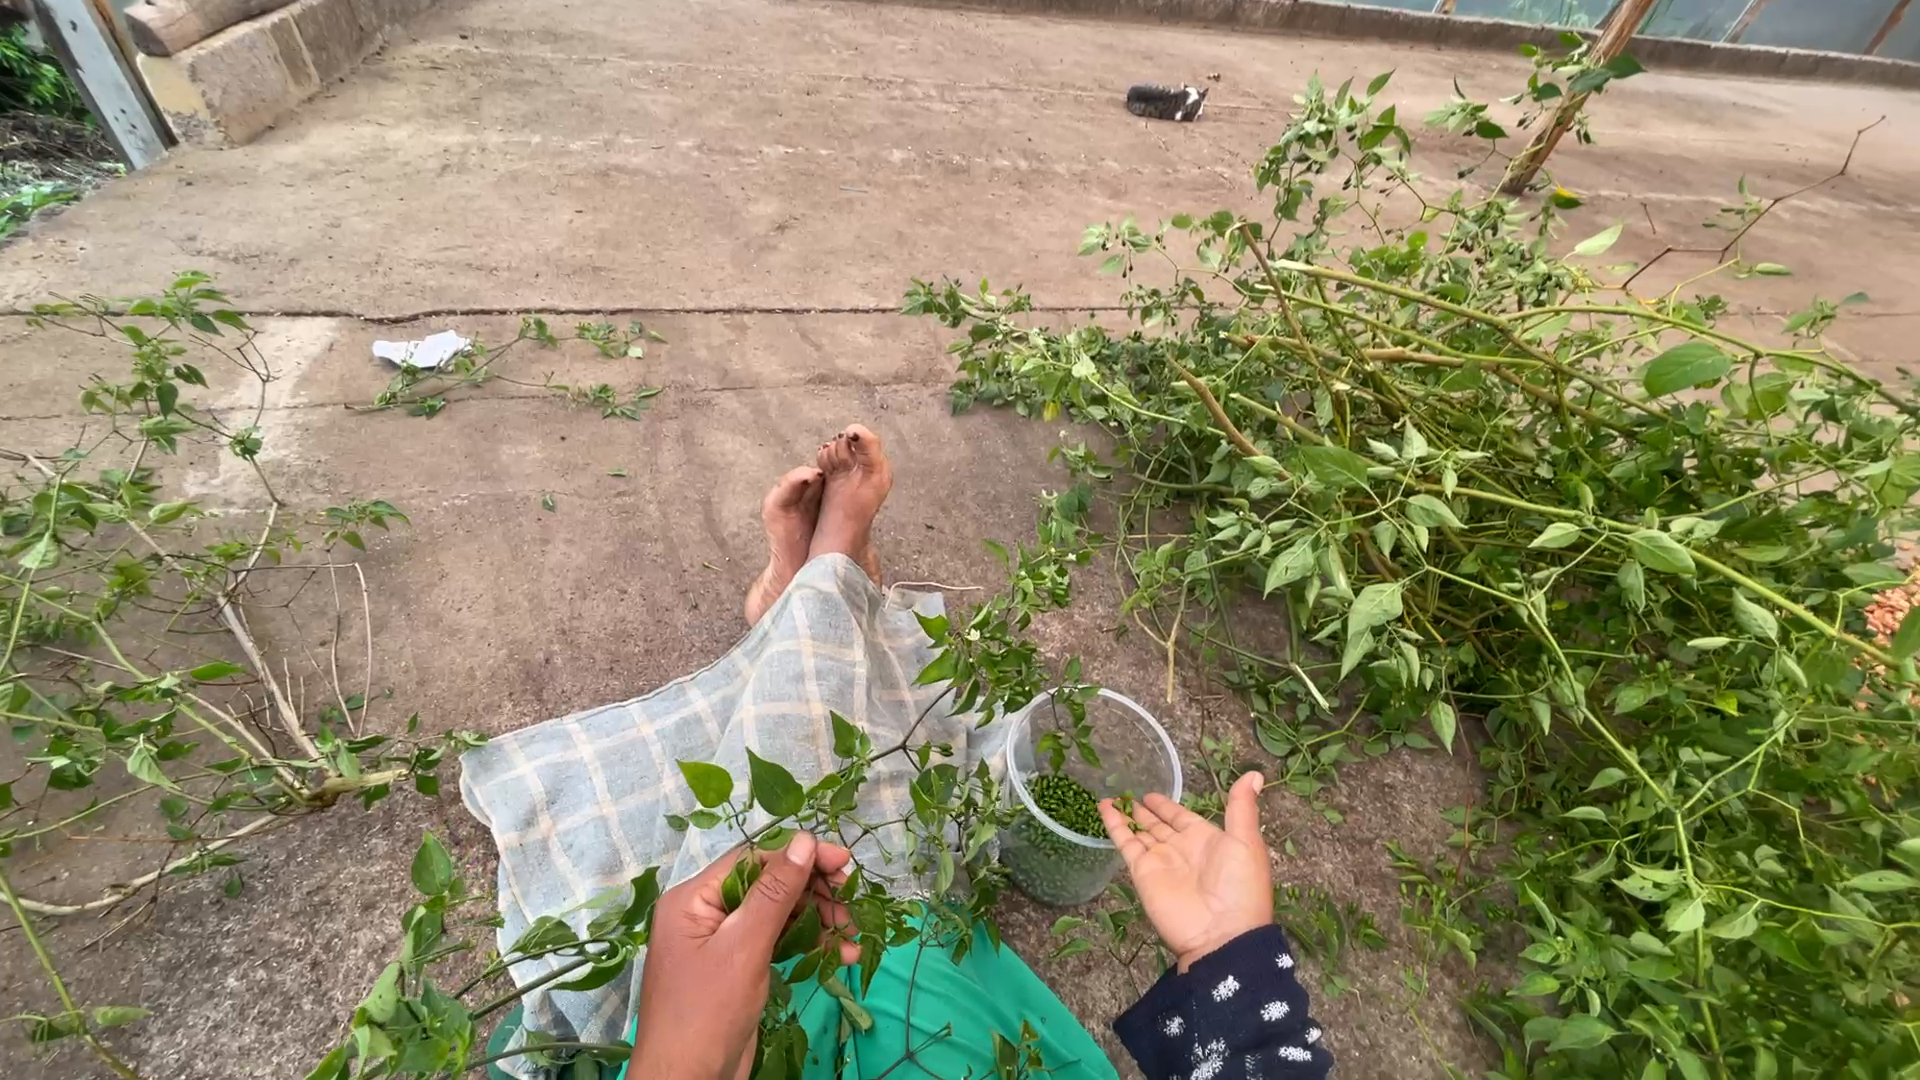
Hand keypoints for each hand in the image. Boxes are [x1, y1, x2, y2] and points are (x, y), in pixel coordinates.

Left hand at [631, 832, 859, 1078]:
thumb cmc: (707, 1013)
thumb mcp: (744, 946)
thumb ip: (775, 891)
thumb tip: (805, 839)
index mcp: (694, 898)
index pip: (754, 859)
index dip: (800, 856)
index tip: (843, 862)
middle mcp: (706, 913)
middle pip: (769, 884)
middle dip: (814, 892)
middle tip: (851, 901)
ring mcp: (723, 941)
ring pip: (779, 913)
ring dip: (818, 921)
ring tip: (852, 935)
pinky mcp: (739, 967)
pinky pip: (778, 940)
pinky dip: (808, 945)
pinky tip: (840, 954)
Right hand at [1100, 772, 1271, 972]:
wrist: (1222, 935)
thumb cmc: (1240, 887)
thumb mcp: (1246, 841)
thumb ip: (1241, 806)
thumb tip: (1254, 773)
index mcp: (1206, 840)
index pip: (1181, 817)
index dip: (1167, 806)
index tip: (1151, 794)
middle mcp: (1180, 849)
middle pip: (1158, 825)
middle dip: (1145, 812)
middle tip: (1128, 795)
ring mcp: (1160, 860)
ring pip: (1139, 832)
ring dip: (1126, 816)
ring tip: (1110, 798)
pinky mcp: (1142, 871)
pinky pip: (1125, 842)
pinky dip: (1113, 825)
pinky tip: (1103, 807)